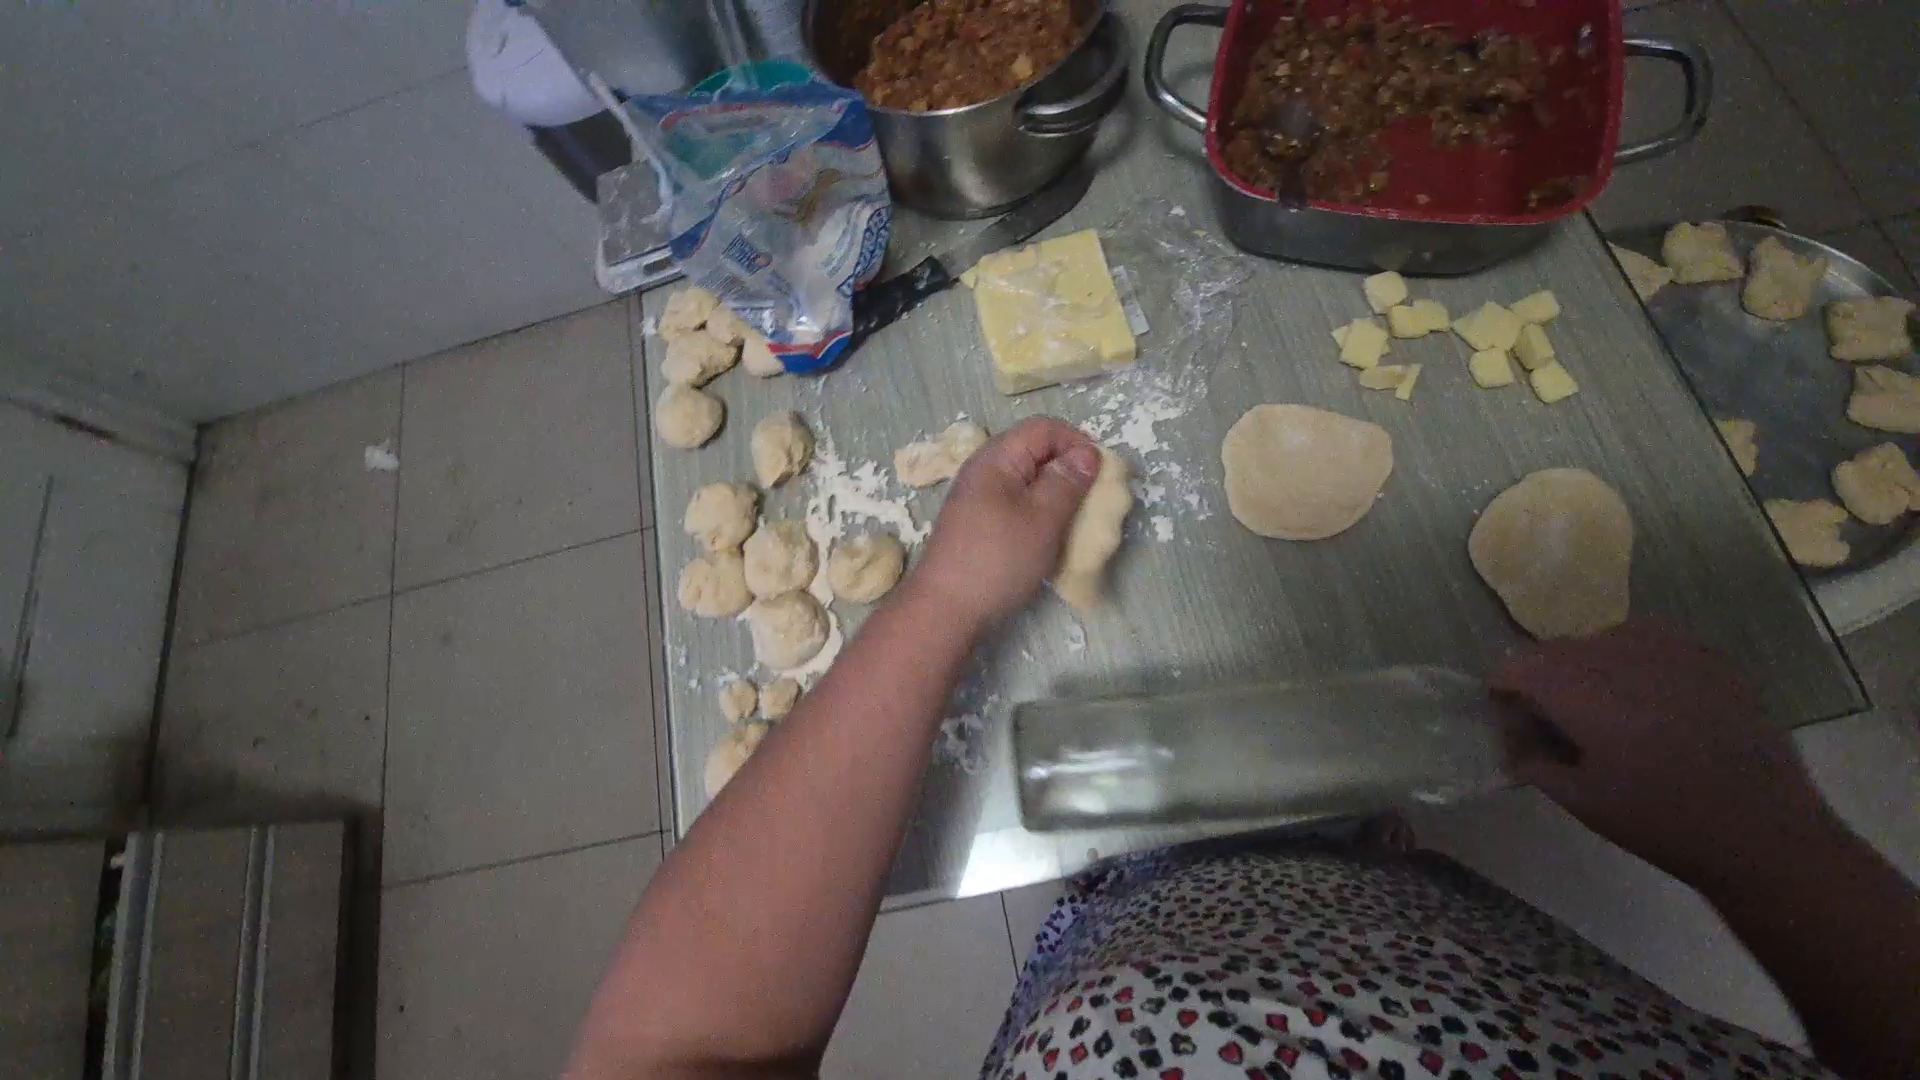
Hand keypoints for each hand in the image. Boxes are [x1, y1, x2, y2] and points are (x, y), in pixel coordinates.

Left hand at [903, 417, 1100, 629]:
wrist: (945, 610)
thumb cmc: (997, 560)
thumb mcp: (1042, 519)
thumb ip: (1067, 482)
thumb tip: (1087, 453)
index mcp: (996, 458)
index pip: (1044, 428)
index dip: (1077, 442)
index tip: (1100, 473)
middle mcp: (983, 471)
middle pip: (1035, 452)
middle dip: (1069, 469)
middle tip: (1093, 499)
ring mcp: (978, 499)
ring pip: (1027, 481)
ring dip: (1055, 495)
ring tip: (1075, 521)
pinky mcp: (978, 525)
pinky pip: (1016, 505)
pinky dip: (1038, 514)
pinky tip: (1048, 539)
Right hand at [1491, 620, 1838, 885]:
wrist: (1767, 839)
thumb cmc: (1662, 824)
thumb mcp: (1580, 801)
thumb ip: (1531, 761)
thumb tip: (1509, 739)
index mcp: (1588, 700)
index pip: (1521, 666)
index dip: (1502, 683)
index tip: (1502, 707)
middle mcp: (1626, 667)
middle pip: (1558, 649)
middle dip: (1539, 674)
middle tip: (1545, 712)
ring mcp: (1675, 661)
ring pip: (1600, 637)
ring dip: (1582, 660)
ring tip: (1594, 696)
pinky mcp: (1713, 664)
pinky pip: (1652, 637)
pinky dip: (1629, 651)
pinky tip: (1637, 683)